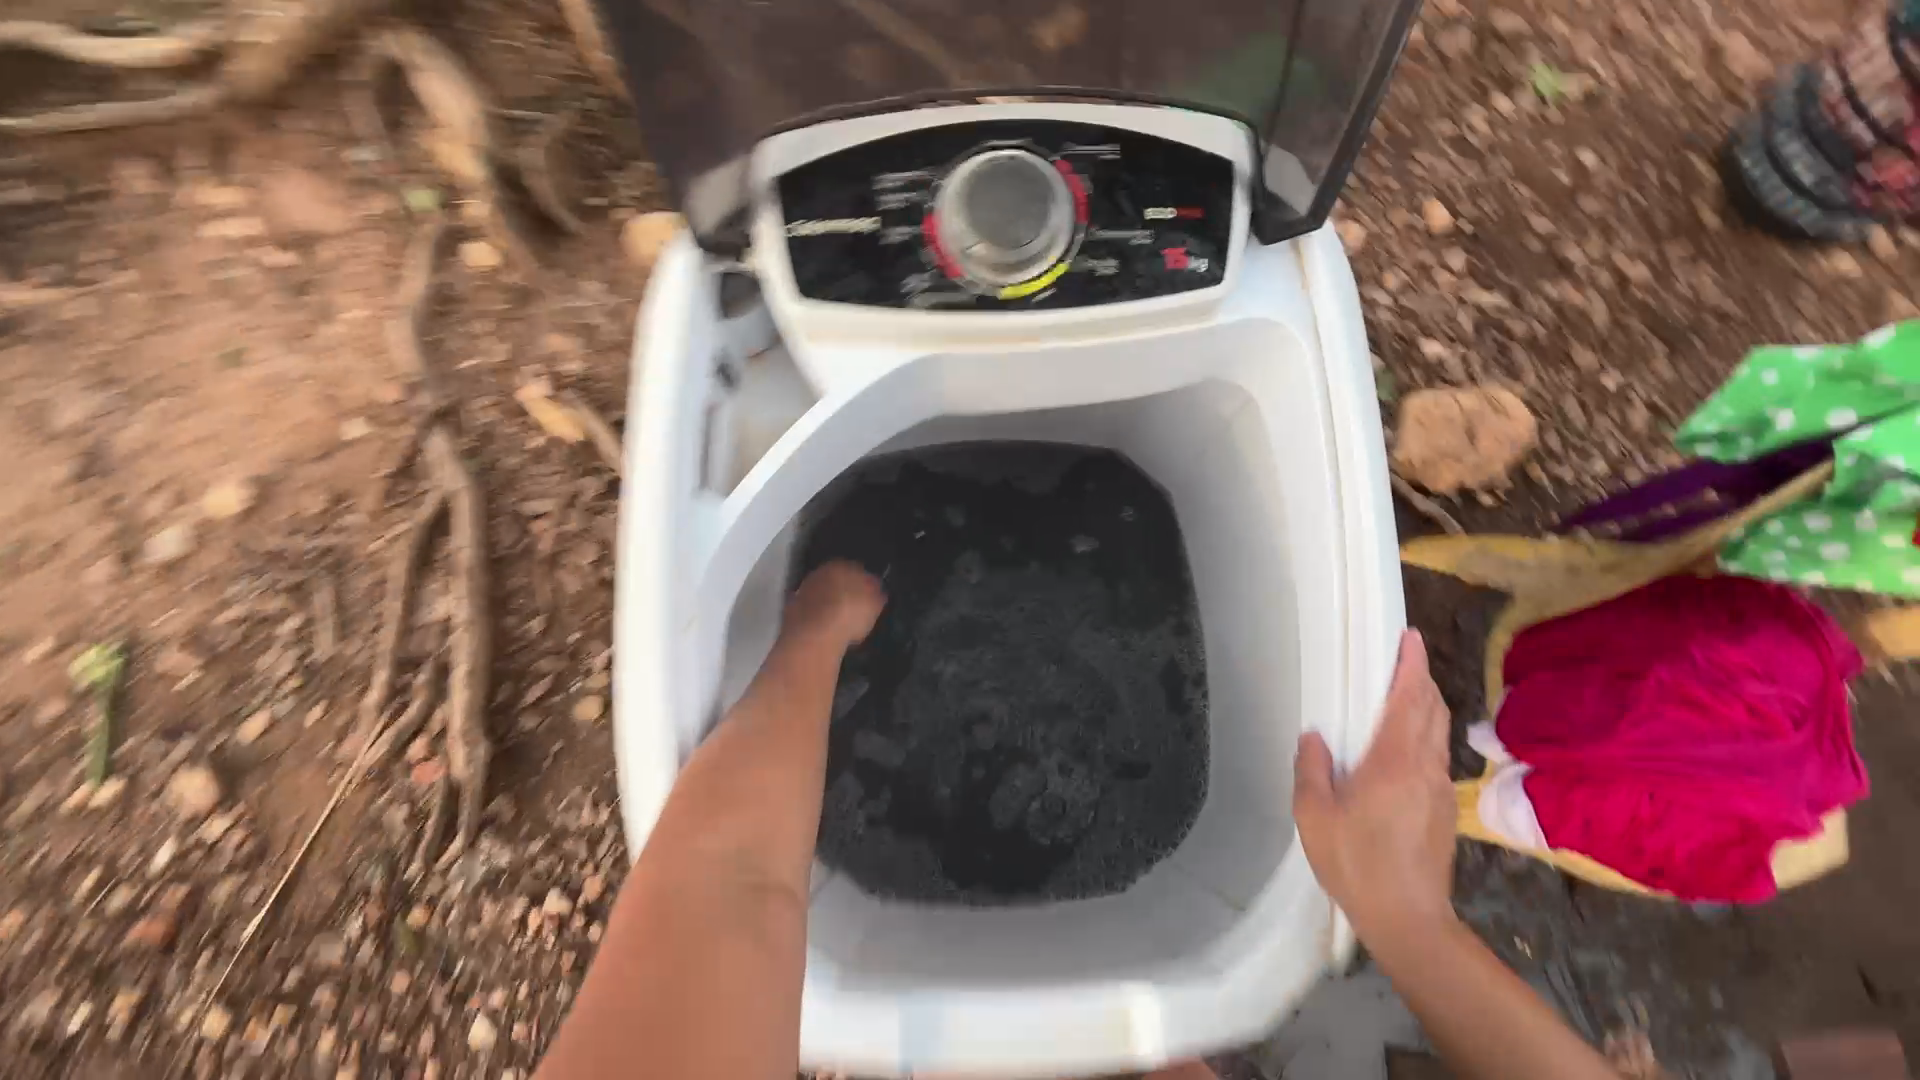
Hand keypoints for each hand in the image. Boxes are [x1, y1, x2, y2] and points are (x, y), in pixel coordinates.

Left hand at [784, 562, 885, 648]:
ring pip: (820, 594)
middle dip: (843, 592)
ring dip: (827, 604)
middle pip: (835, 580)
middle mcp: (820, 572)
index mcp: (842, 564)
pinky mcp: (791, 609)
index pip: (856, 569)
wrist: (814, 635)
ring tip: (838, 622)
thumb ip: (877, 593)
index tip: (867, 598)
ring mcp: (803, 590)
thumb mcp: (876, 604)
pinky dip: (815, 617)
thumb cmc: (851, 613)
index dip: (863, 584)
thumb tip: (876, 590)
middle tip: (853, 609)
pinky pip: (809, 611)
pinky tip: (823, 630)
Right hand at [1294, 629, 1456, 945]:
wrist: (1408, 919)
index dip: (1411, 665)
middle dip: (1421, 678)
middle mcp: (1425, 768)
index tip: (1409, 637)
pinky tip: (1402, 744)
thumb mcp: (1313, 813)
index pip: (1409, 700)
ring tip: (1402, 692)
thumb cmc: (1355, 862)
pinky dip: (1422, 733)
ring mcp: (1440, 791)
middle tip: (1402, 656)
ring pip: (1437, 733)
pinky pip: (1434, 756)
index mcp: (1394, 762)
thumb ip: (1312, 767)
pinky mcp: (1443, 811)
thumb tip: (1316, 736)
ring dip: (1424, 705)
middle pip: (1432, 710)